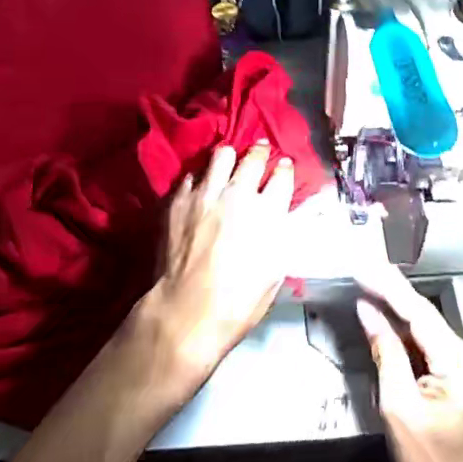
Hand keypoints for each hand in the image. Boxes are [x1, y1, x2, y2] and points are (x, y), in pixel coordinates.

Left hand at [139, 142, 296, 378]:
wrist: (187, 311)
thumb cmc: (240, 300)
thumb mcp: (277, 269)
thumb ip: (282, 234)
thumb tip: (284, 217)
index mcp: (269, 212)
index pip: (282, 176)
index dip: (284, 169)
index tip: (284, 166)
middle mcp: (239, 195)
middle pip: (253, 158)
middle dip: (260, 152)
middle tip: (260, 150)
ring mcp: (205, 195)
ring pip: (221, 157)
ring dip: (229, 157)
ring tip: (230, 159)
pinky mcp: (178, 202)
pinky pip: (191, 176)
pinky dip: (200, 178)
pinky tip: (201, 186)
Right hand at [356, 262, 462, 461]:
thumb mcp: (398, 414)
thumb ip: (387, 356)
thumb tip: (371, 314)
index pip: (423, 317)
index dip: (391, 289)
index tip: (368, 266)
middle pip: (434, 327)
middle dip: (398, 307)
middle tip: (367, 280)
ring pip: (440, 342)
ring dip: (409, 330)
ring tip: (377, 308)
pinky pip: (449, 359)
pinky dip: (424, 351)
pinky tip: (401, 342)